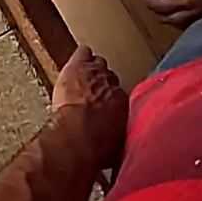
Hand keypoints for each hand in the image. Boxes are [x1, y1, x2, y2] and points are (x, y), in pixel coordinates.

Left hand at [51, 45, 126, 168]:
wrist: (80, 134)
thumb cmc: (97, 146)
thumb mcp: (115, 148)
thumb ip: (119, 140)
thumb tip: (121, 148)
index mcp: (124, 104)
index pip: (121, 96)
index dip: (111, 101)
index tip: (106, 106)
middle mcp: (114, 85)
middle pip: (110, 77)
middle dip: (103, 83)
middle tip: (93, 92)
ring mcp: (96, 73)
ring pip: (97, 62)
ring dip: (91, 69)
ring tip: (84, 77)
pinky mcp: (79, 65)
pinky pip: (83, 52)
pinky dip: (80, 56)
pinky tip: (77, 60)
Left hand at [143, 0, 201, 26]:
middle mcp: (182, 0)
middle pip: (160, 7)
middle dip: (151, 4)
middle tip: (146, 2)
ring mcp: (192, 11)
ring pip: (170, 18)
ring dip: (161, 16)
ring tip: (157, 14)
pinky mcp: (201, 17)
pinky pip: (184, 23)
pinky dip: (175, 23)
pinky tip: (174, 21)